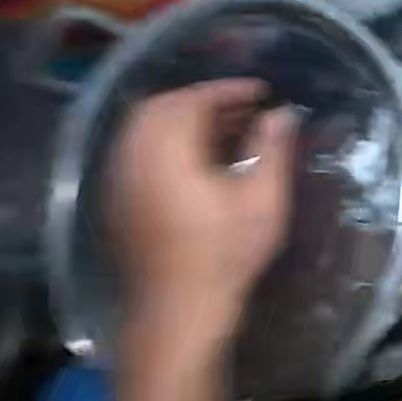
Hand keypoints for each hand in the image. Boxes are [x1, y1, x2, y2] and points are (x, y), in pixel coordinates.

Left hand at [108, 79, 297, 327]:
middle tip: (242, 108)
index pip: (193, 100)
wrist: (178, 310)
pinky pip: (138, 150)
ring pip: (144, 128)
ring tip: (224, 130)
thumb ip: (272, 151)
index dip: (228, 90)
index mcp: (167, 152)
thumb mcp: (263, 201)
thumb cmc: (225, 255)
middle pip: (161, 106)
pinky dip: (166, 141)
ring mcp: (120, 178)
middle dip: (202, 99)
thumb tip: (283, 114)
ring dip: (183, 119)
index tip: (262, 92)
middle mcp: (134, 156)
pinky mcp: (118, 199)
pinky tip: (197, 159)